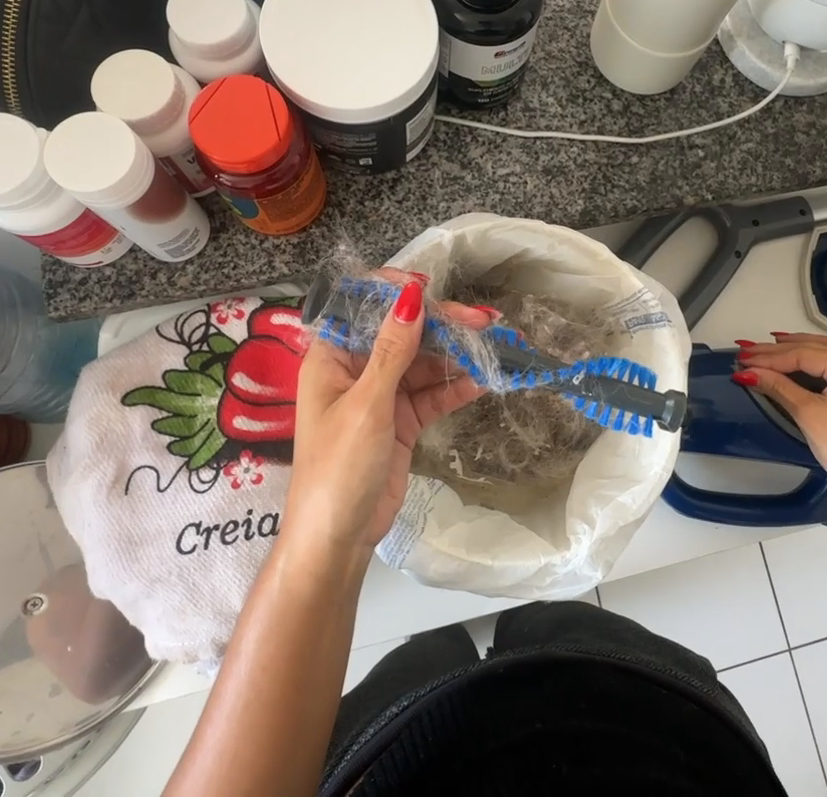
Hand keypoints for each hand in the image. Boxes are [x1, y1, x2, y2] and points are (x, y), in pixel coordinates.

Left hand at [288, 274, 489, 561]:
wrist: (337, 538)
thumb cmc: (338, 467)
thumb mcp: (367, 405)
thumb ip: (393, 350)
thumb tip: (411, 297)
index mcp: (331, 357)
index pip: (363, 309)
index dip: (395, 293)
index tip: (431, 288)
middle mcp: (355, 370)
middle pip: (403, 334)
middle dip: (442, 326)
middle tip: (485, 320)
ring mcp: (381, 396)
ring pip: (423, 363)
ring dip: (456, 356)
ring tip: (495, 345)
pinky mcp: (401, 420)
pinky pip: (432, 394)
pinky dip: (456, 387)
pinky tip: (485, 380)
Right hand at [734, 330, 826, 503]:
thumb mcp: (807, 414)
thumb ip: (777, 386)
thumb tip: (748, 373)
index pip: (802, 356)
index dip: (769, 358)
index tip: (745, 358)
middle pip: (819, 349)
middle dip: (782, 351)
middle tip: (752, 352)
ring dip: (811, 346)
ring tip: (780, 344)